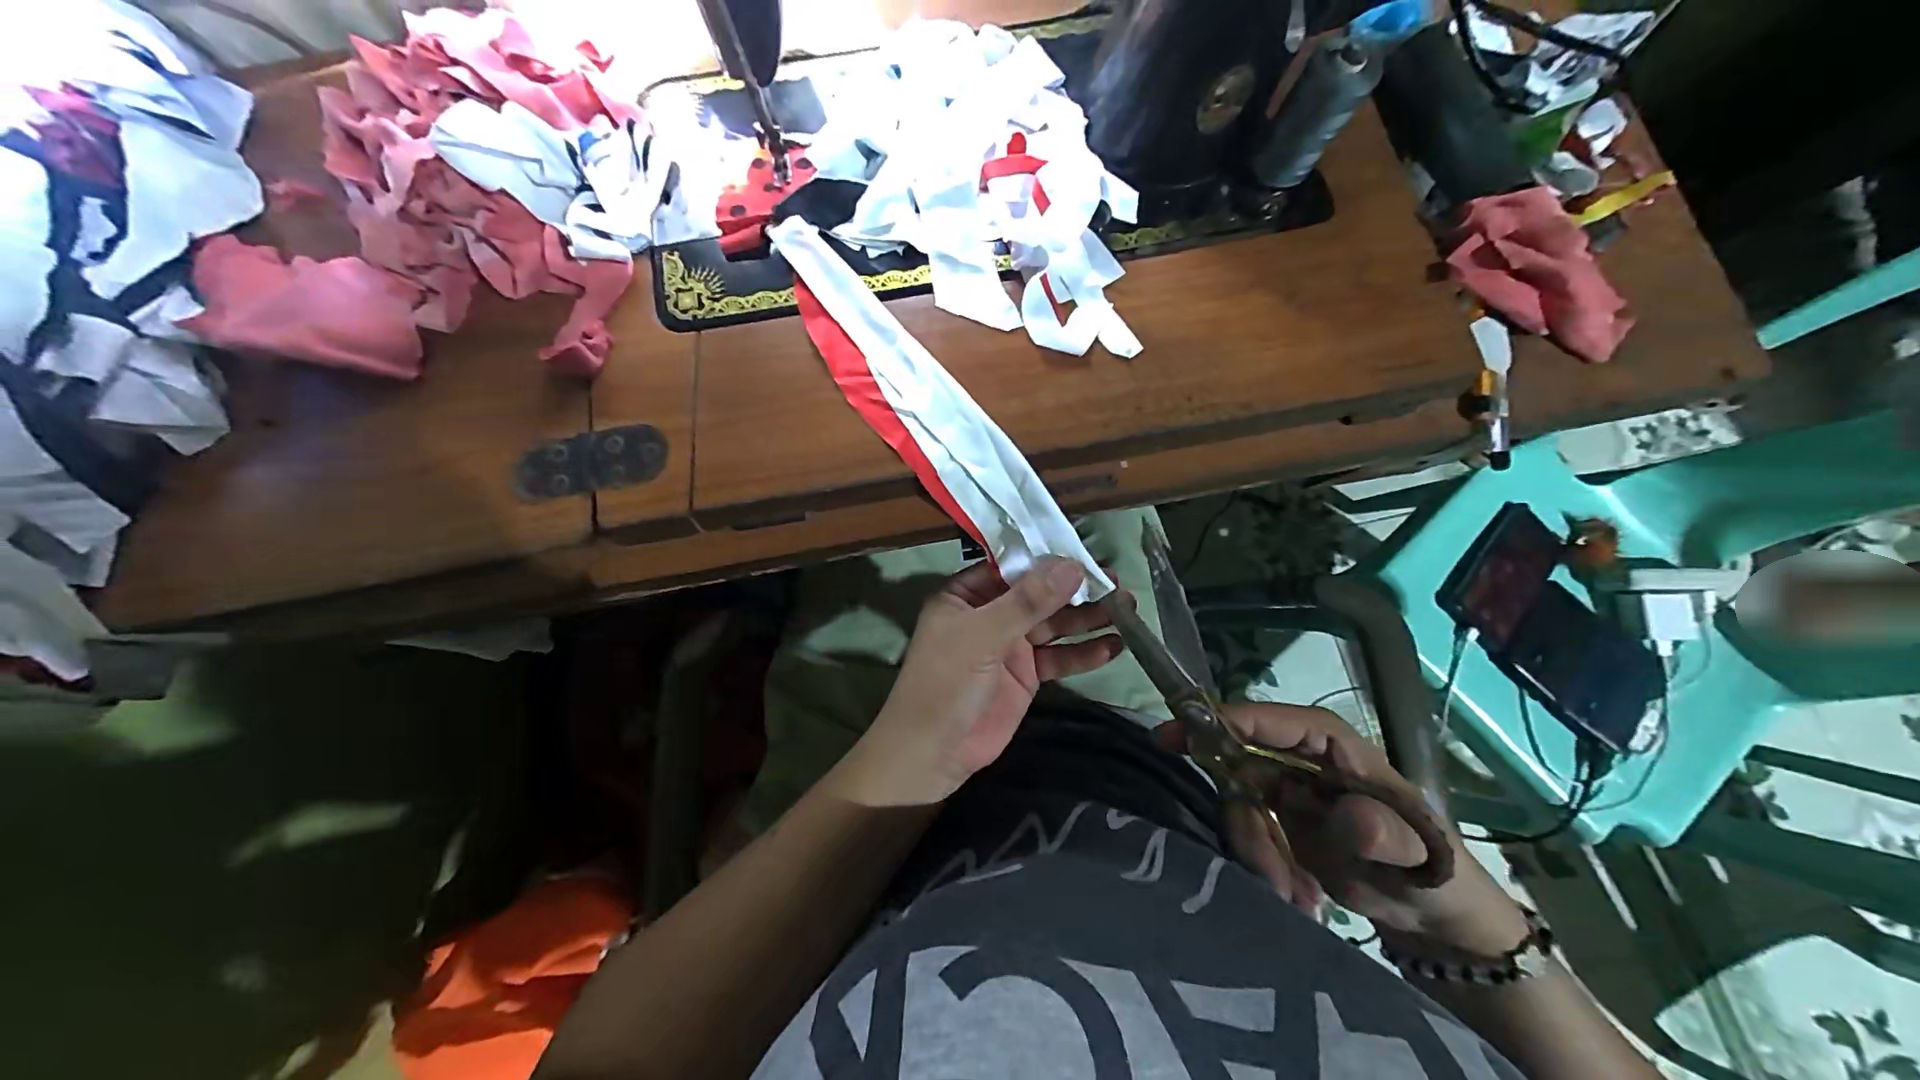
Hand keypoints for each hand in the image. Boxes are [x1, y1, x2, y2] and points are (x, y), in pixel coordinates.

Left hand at [826, 556, 1122, 807]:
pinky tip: (1114, 646)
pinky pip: (1059, 658)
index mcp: (966, 595)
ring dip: (1088, 618)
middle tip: (1117, 582)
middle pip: (1038, 594)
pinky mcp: (1025, 675)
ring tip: (1127, 609)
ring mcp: (1008, 645)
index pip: (1012, 566)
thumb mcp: (983, 635)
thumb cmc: (946, 683)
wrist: (934, 753)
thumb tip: (1071, 565)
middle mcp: (989, 613)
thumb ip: (1027, 601)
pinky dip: (1084, 653)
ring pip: (1054, 624)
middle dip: (1076, 589)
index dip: (1049, 559)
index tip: (1088, 552)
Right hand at [1168, 703, 1528, 952]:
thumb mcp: (1418, 854)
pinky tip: (1297, 893)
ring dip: (1258, 851)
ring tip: (1297, 896)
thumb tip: (1350, 815)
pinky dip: (1263, 862)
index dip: (1221, 722)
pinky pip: (1246, 829)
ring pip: (1238, 802)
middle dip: (1244, 818)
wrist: (1431, 915)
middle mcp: (1298, 755)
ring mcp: (1282, 785)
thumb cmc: (1433, 869)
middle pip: (1239, 761)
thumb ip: (1385, 833)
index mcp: (1331, 743)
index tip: (1175, 736)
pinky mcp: (1273, 816)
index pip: (1268, 721)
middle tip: (1263, 866)